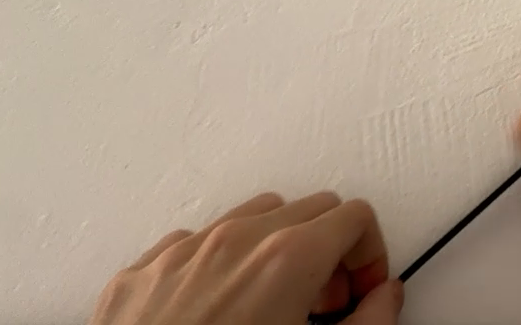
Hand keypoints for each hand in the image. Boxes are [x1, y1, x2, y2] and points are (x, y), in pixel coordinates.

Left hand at [90, 191, 400, 324]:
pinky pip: (192, 242)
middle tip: (324, 300)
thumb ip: (369, 322)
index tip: (362, 289)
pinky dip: (215, 263)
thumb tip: (384, 298)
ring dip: (275, 244)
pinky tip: (213, 307)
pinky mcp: (136, 276)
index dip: (371, 253)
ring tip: (270, 298)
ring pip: (255, 214)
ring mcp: (183, 253)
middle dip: (330, 248)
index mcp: (288, 256)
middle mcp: (238, 240)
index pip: (357, 217)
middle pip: (314, 208)